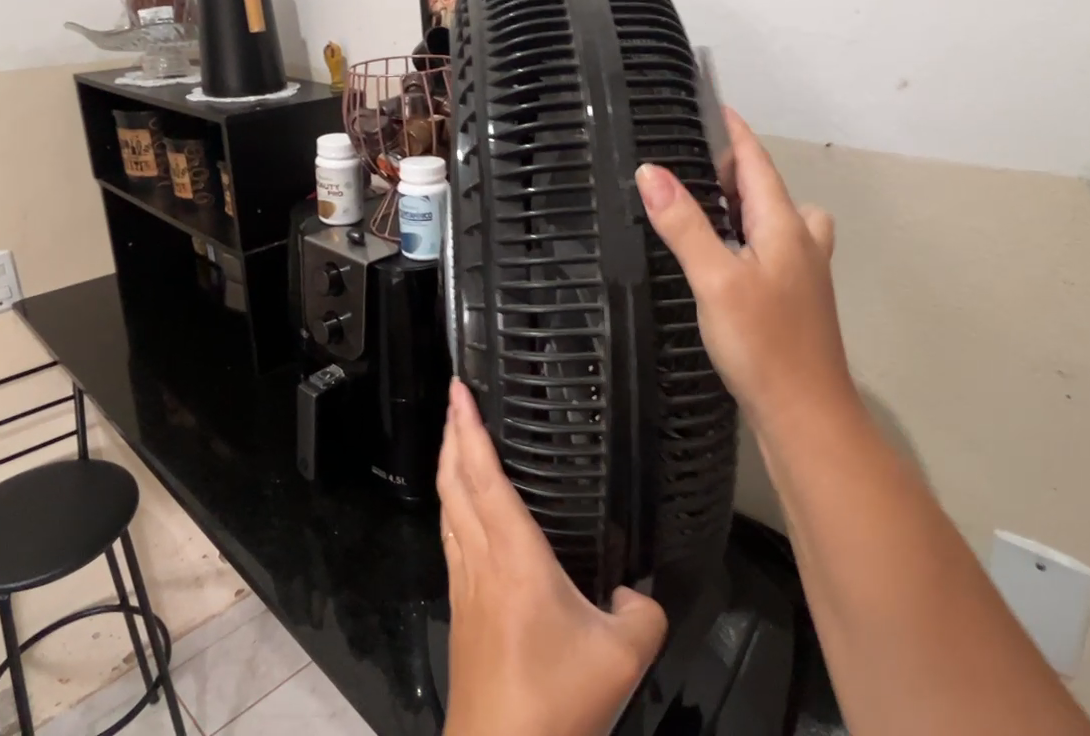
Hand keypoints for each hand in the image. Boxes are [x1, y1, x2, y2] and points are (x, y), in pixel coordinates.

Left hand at [438, 379, 666, 735]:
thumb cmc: (555, 699)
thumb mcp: (624, 654)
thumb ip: (642, 610)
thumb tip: (632, 593)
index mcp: (514, 556)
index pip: (483, 475)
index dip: (468, 428)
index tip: (459, 390)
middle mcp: (480, 561)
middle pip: (454, 483)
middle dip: (450, 434)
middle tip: (454, 401)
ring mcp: (464, 587)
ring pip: (448, 509)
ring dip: (447, 467)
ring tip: (454, 442)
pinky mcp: (461, 611)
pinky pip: (451, 538)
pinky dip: (453, 505)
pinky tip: (462, 512)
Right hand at [635, 108, 851, 424]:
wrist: (806, 412)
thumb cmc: (763, 342)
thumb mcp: (716, 278)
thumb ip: (684, 224)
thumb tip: (650, 171)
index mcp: (785, 226)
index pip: (758, 164)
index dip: (735, 135)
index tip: (715, 108)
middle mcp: (801, 242)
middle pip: (770, 190)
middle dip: (736, 170)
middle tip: (692, 167)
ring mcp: (803, 272)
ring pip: (777, 221)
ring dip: (747, 206)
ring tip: (706, 211)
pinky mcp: (796, 299)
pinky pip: (774, 248)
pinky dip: (750, 237)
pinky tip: (723, 262)